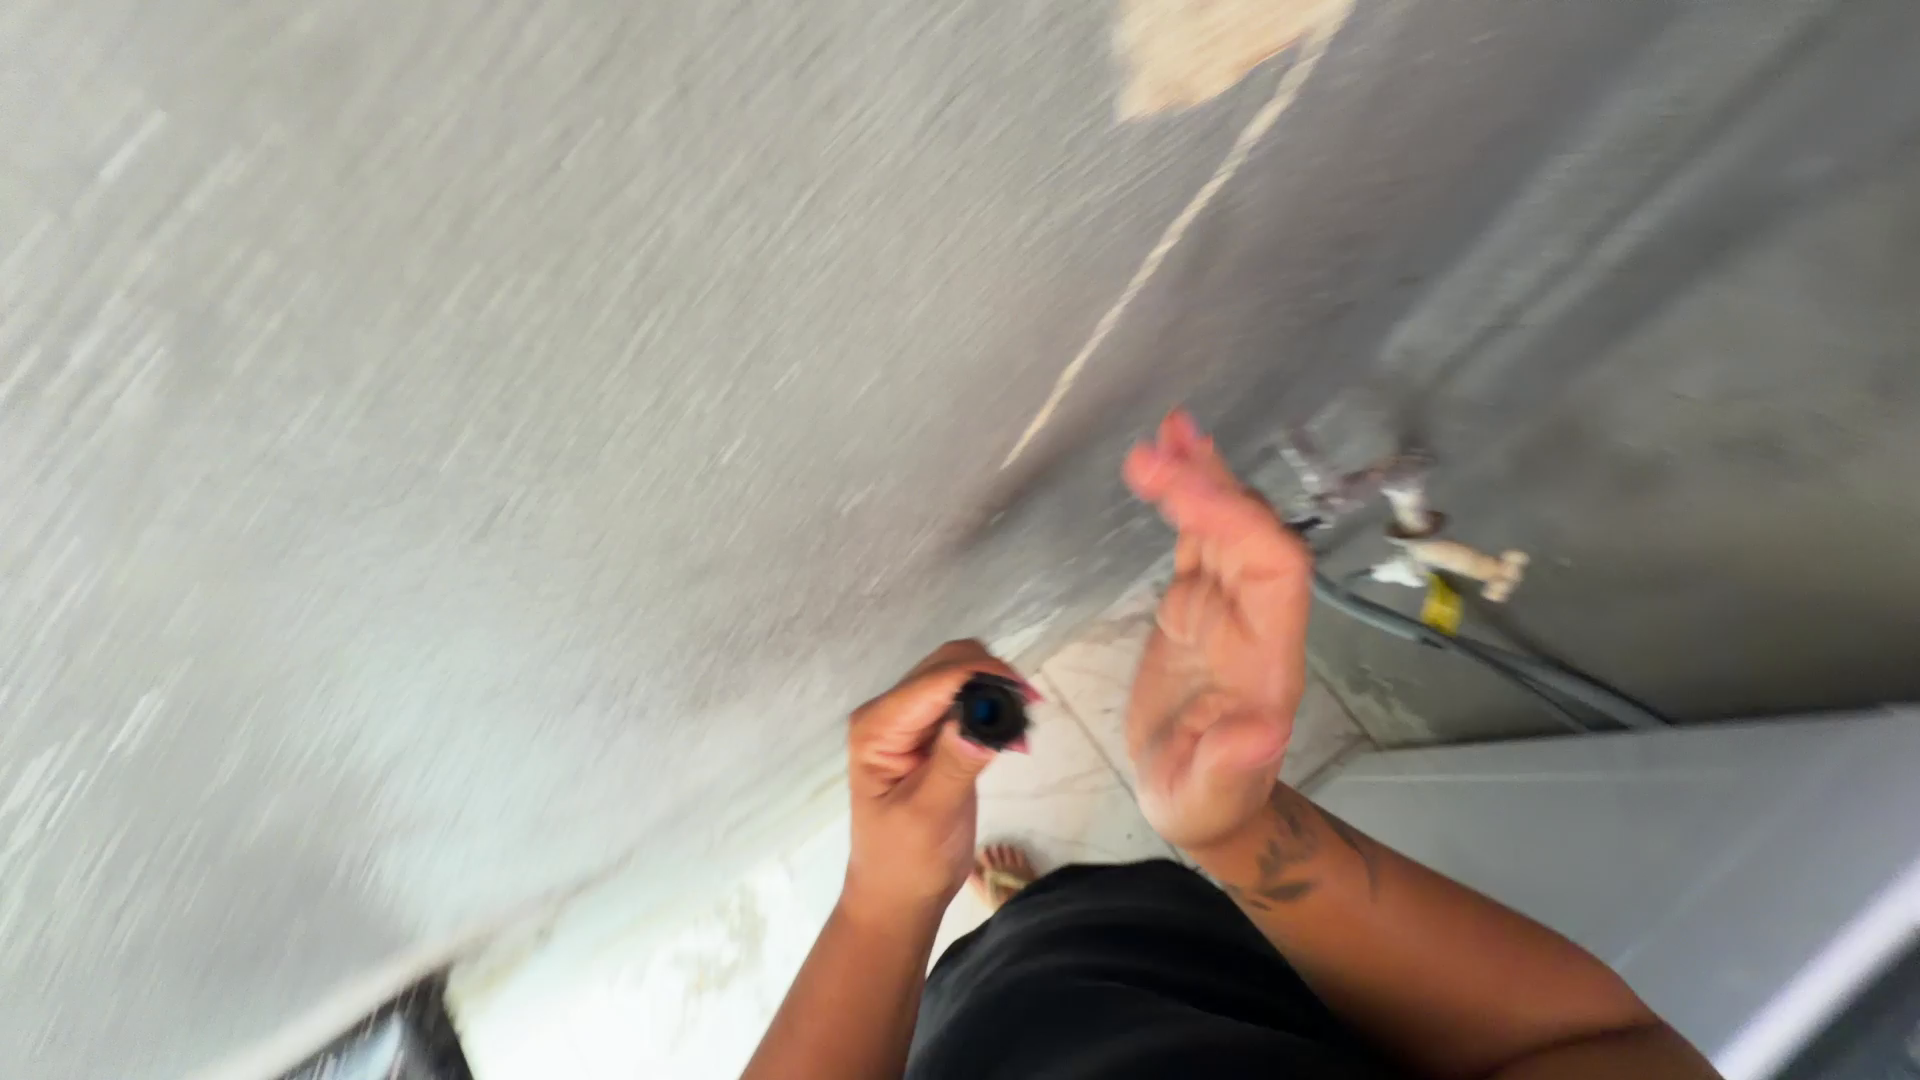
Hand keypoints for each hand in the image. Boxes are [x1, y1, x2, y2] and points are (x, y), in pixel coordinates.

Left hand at [843, 640, 1033, 918]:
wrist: (899, 894)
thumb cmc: (906, 862)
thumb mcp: (930, 816)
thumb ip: (954, 763)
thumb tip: (983, 717)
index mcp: (878, 726)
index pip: (936, 679)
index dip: (982, 676)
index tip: (1026, 697)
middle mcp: (891, 712)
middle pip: (948, 664)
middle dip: (991, 678)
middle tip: (1028, 713)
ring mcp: (911, 720)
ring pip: (960, 675)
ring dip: (995, 690)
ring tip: (1020, 731)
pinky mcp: (933, 731)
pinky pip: (967, 699)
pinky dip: (992, 707)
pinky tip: (1012, 737)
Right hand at [1122, 410, 1314, 853]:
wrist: (1196, 796)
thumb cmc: (1202, 802)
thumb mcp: (1207, 800)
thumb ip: (1231, 767)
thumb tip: (1262, 728)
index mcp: (1266, 659)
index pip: (1270, 570)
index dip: (1234, 521)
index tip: (1178, 488)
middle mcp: (1254, 621)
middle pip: (1249, 534)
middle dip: (1209, 486)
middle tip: (1155, 447)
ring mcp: (1226, 609)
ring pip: (1225, 528)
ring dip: (1200, 477)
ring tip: (1167, 431)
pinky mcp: (1195, 606)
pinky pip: (1197, 542)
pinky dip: (1185, 500)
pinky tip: (1166, 466)